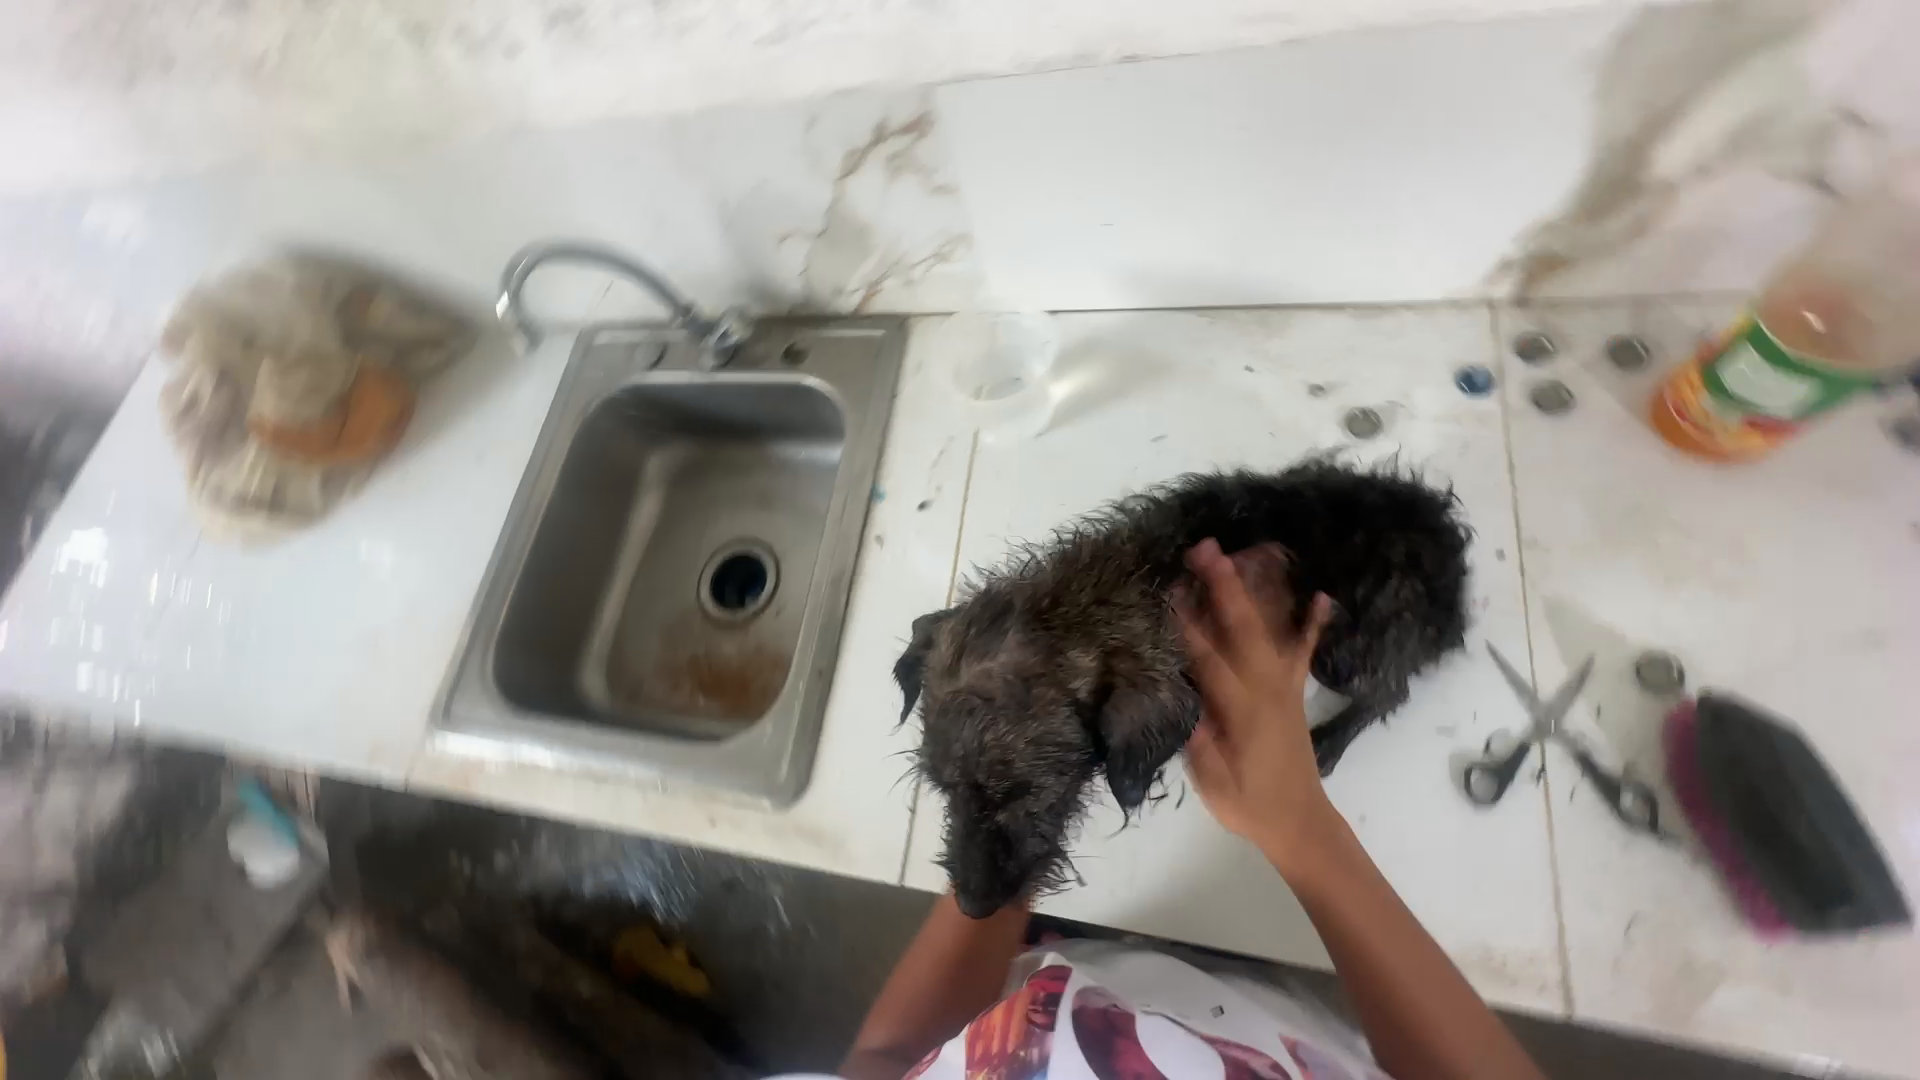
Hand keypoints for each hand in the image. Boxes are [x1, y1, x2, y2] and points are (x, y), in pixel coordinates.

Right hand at [1174, 538, 1337, 864]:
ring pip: (1271, 628)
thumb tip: (1178, 692)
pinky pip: (1303, 651)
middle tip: (1205, 549)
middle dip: (1223, 586)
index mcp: (1240, 710)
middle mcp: (1266, 689)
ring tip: (1250, 550)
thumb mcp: (1212, 778)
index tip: (1170, 588)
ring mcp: (1284, 686)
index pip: (1208, 657)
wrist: (1299, 823)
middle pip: (1243, 627)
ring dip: (1259, 589)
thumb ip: (1198, 736)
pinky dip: (1312, 622)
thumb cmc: (1247, 804)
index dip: (1188, 623)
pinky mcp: (1293, 690)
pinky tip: (1321, 596)